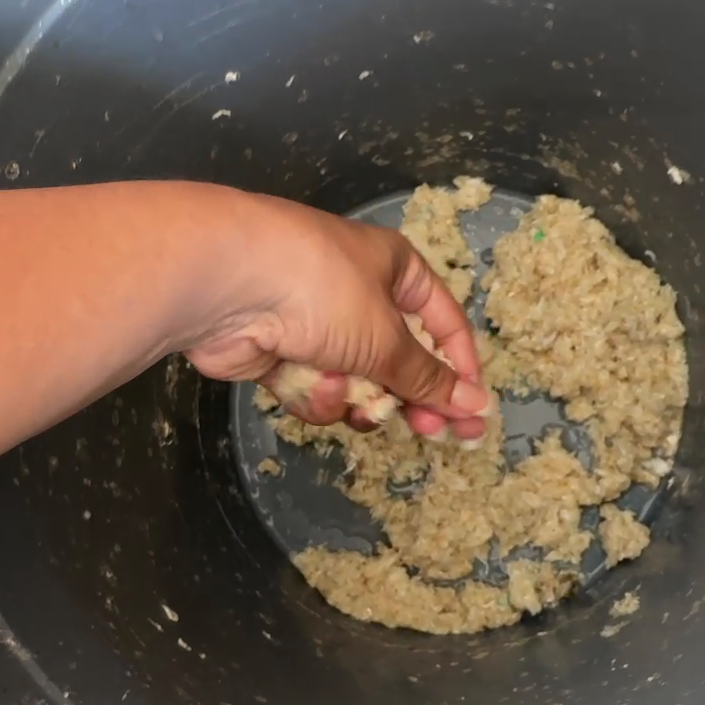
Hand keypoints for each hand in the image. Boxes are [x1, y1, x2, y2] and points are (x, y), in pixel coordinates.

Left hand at [183, 194, 491, 439]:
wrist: (227, 283)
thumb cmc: (324, 292)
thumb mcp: (388, 337)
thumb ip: (429, 378)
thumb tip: (476, 406)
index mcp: (395, 270)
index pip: (444, 323)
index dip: (460, 368)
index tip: (472, 413)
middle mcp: (359, 294)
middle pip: (400, 359)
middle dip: (411, 397)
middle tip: (430, 434)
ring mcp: (317, 325)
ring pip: (357, 382)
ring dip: (357, 396)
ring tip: (355, 402)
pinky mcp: (282, 355)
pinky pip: (317, 388)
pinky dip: (316, 392)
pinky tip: (310, 385)